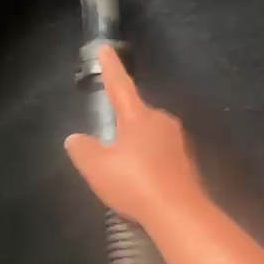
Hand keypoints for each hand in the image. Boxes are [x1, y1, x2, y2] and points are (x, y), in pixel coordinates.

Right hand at [65, 46, 208, 224]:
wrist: (178, 213)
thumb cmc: (134, 182)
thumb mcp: (97, 167)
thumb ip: (83, 150)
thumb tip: (75, 138)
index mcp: (138, 116)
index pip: (120, 86)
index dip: (110, 68)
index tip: (106, 50)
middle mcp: (162, 122)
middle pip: (137, 115)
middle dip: (123, 124)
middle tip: (108, 142)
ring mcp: (178, 143)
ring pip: (150, 138)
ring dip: (136, 148)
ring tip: (123, 170)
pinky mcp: (187, 165)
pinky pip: (161, 157)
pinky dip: (149, 165)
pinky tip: (141, 184)